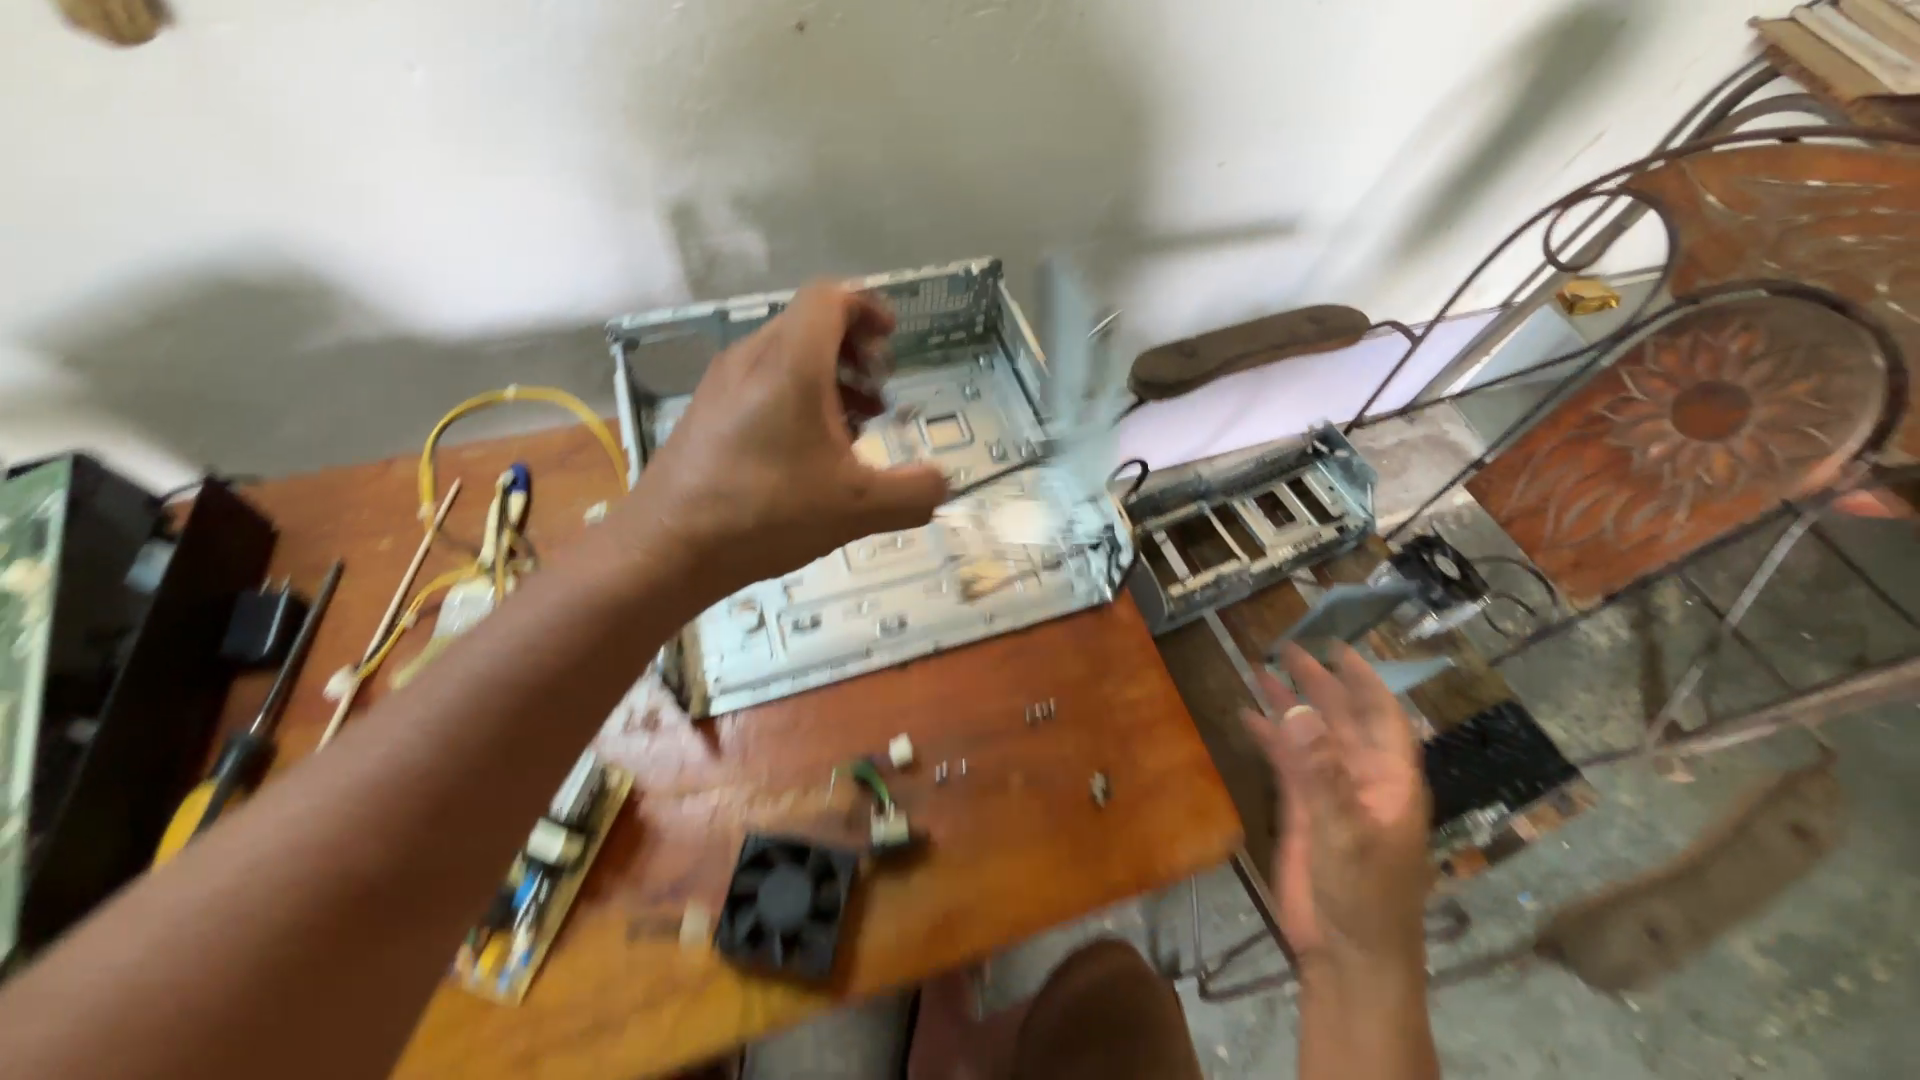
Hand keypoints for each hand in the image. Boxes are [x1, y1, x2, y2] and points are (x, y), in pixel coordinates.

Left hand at [614, 282, 948, 595]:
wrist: (668, 546)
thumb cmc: (765, 514)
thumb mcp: (858, 509)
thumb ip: (914, 492)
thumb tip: (942, 484)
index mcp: (790, 362)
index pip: (830, 297)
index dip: (868, 307)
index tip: (892, 341)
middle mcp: (752, 358)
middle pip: (810, 324)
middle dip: (856, 352)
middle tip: (879, 399)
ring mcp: (723, 383)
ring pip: (786, 355)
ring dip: (829, 379)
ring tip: (852, 431)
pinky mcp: (707, 411)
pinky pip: (761, 382)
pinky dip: (796, 398)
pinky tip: (808, 455)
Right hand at [1241, 643, 1431, 973]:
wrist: (1348, 953)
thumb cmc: (1365, 895)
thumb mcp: (1346, 831)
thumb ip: (1321, 772)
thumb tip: (1298, 711)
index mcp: (1391, 779)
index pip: (1381, 715)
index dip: (1362, 679)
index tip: (1336, 647)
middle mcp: (1363, 777)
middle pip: (1340, 719)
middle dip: (1316, 683)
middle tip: (1284, 648)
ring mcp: (1332, 793)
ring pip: (1310, 737)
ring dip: (1289, 705)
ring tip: (1259, 671)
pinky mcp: (1305, 811)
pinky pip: (1287, 763)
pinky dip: (1270, 738)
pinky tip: (1247, 716)